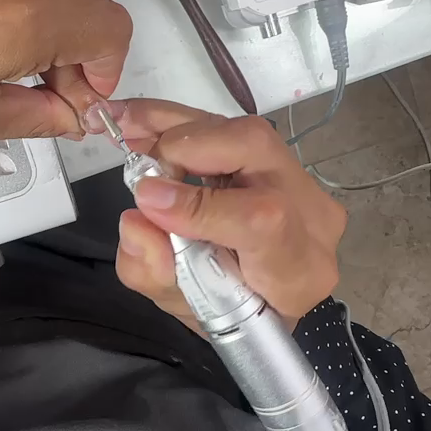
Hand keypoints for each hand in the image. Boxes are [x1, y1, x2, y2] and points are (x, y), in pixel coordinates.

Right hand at [111, 100, 347, 331]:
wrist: (263, 300)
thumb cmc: (227, 311)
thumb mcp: (180, 305)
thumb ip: (152, 270)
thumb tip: (135, 220)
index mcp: (294, 269)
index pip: (262, 219)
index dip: (199, 204)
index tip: (146, 201)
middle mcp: (308, 214)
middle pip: (255, 149)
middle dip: (184, 150)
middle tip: (140, 173)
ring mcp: (297, 179)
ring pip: (240, 129)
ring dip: (173, 126)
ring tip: (121, 126)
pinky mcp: (275, 156)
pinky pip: (228, 125)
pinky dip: (176, 120)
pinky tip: (136, 119)